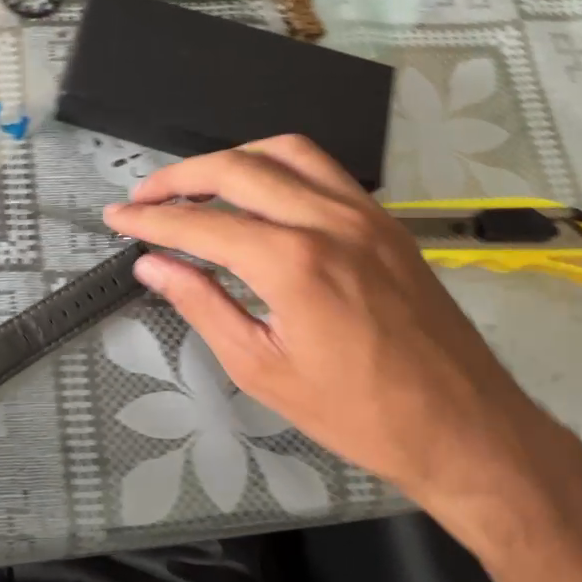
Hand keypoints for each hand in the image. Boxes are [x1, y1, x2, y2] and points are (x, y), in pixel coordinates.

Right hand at [103, 136, 581, 527]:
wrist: (465, 429)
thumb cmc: (357, 413)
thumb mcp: (261, 368)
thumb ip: (201, 304)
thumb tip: (153, 266)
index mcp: (292, 263)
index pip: (200, 224)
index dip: (149, 220)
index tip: (116, 219)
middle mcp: (328, 222)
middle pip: (237, 168)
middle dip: (179, 178)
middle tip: (143, 199)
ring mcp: (364, 215)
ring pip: (284, 152)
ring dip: (230, 159)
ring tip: (196, 187)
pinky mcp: (385, 222)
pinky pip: (322, 169)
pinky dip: (276, 166)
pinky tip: (258, 194)